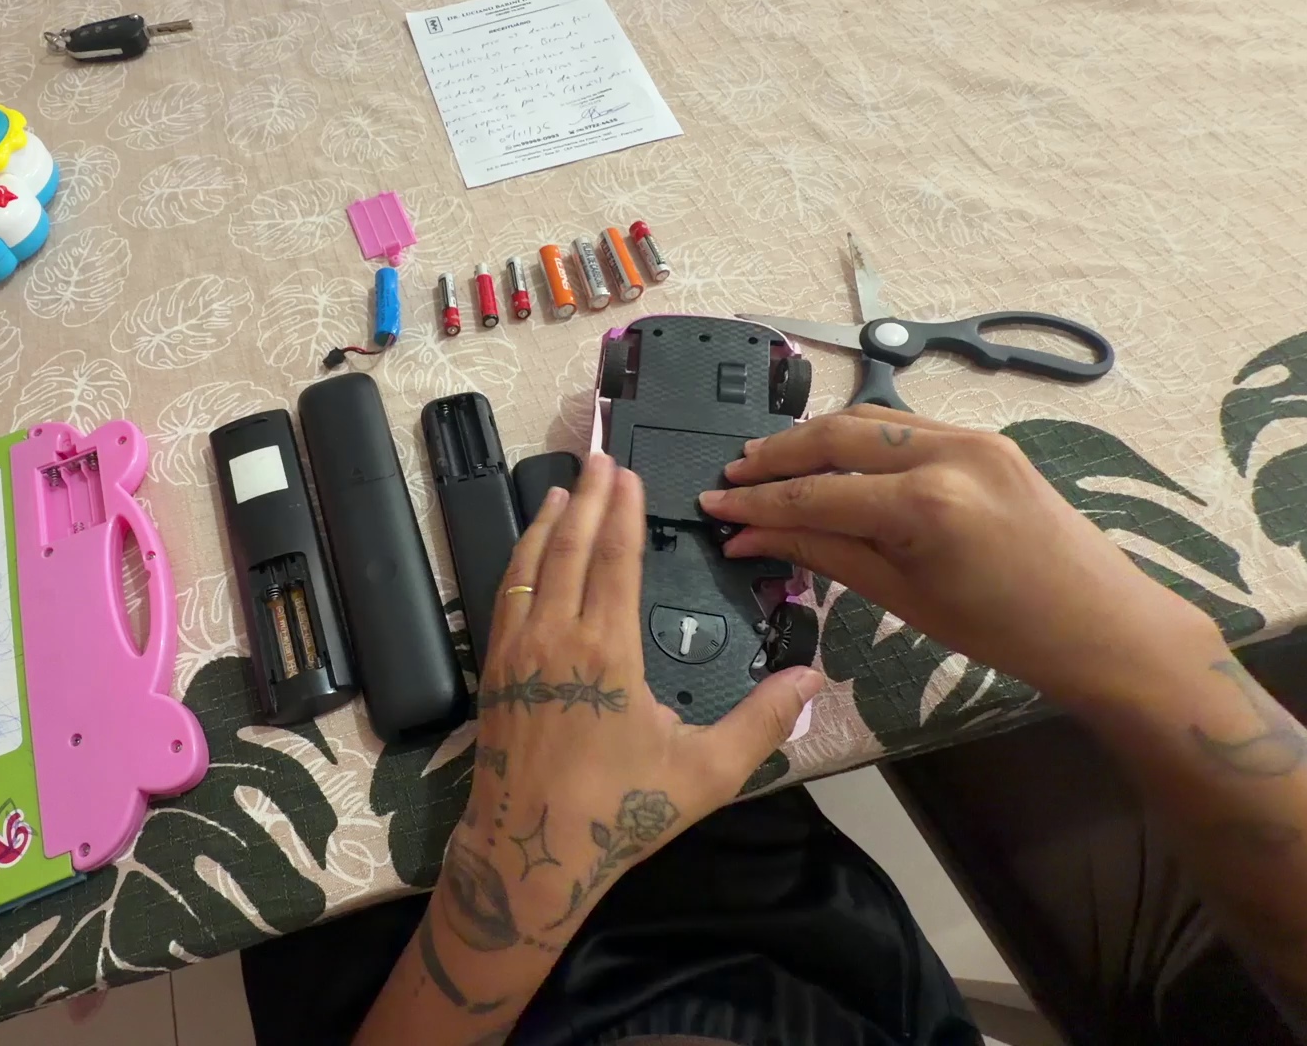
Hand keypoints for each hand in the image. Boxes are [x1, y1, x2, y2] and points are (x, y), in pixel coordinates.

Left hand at [447, 453, 823, 952]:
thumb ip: (761, 723)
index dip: (622, 512)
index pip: (616, 560)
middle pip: (571, 548)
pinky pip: (505, 594)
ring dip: (547, 522)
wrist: (529, 847)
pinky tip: (529, 550)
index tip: (627, 475)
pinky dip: (519, 560)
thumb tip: (812, 678)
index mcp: (607, 650)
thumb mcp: (704, 773)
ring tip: (561, 490)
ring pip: (531, 565)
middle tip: (596, 459)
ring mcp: (517, 646)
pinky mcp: (494, 663)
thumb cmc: (618, 809)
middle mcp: (556, 634)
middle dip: (586, 499)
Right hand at [699, 406, 1218, 705]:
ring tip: (764, 460)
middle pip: (834, 438)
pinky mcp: (984, 438)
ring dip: (809, 438)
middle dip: (774, 455)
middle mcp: (949, 453)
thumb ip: (815, 550)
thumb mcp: (894, 594)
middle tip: (731, 474)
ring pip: (864, 420)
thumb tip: (743, 537)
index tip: (711, 504)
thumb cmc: (997, 629)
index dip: (754, 502)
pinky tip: (824, 453)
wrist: (1105, 626)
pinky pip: (898, 424)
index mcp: (927, 505)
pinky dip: (851, 435)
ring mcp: (972, 438)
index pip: (814, 495)